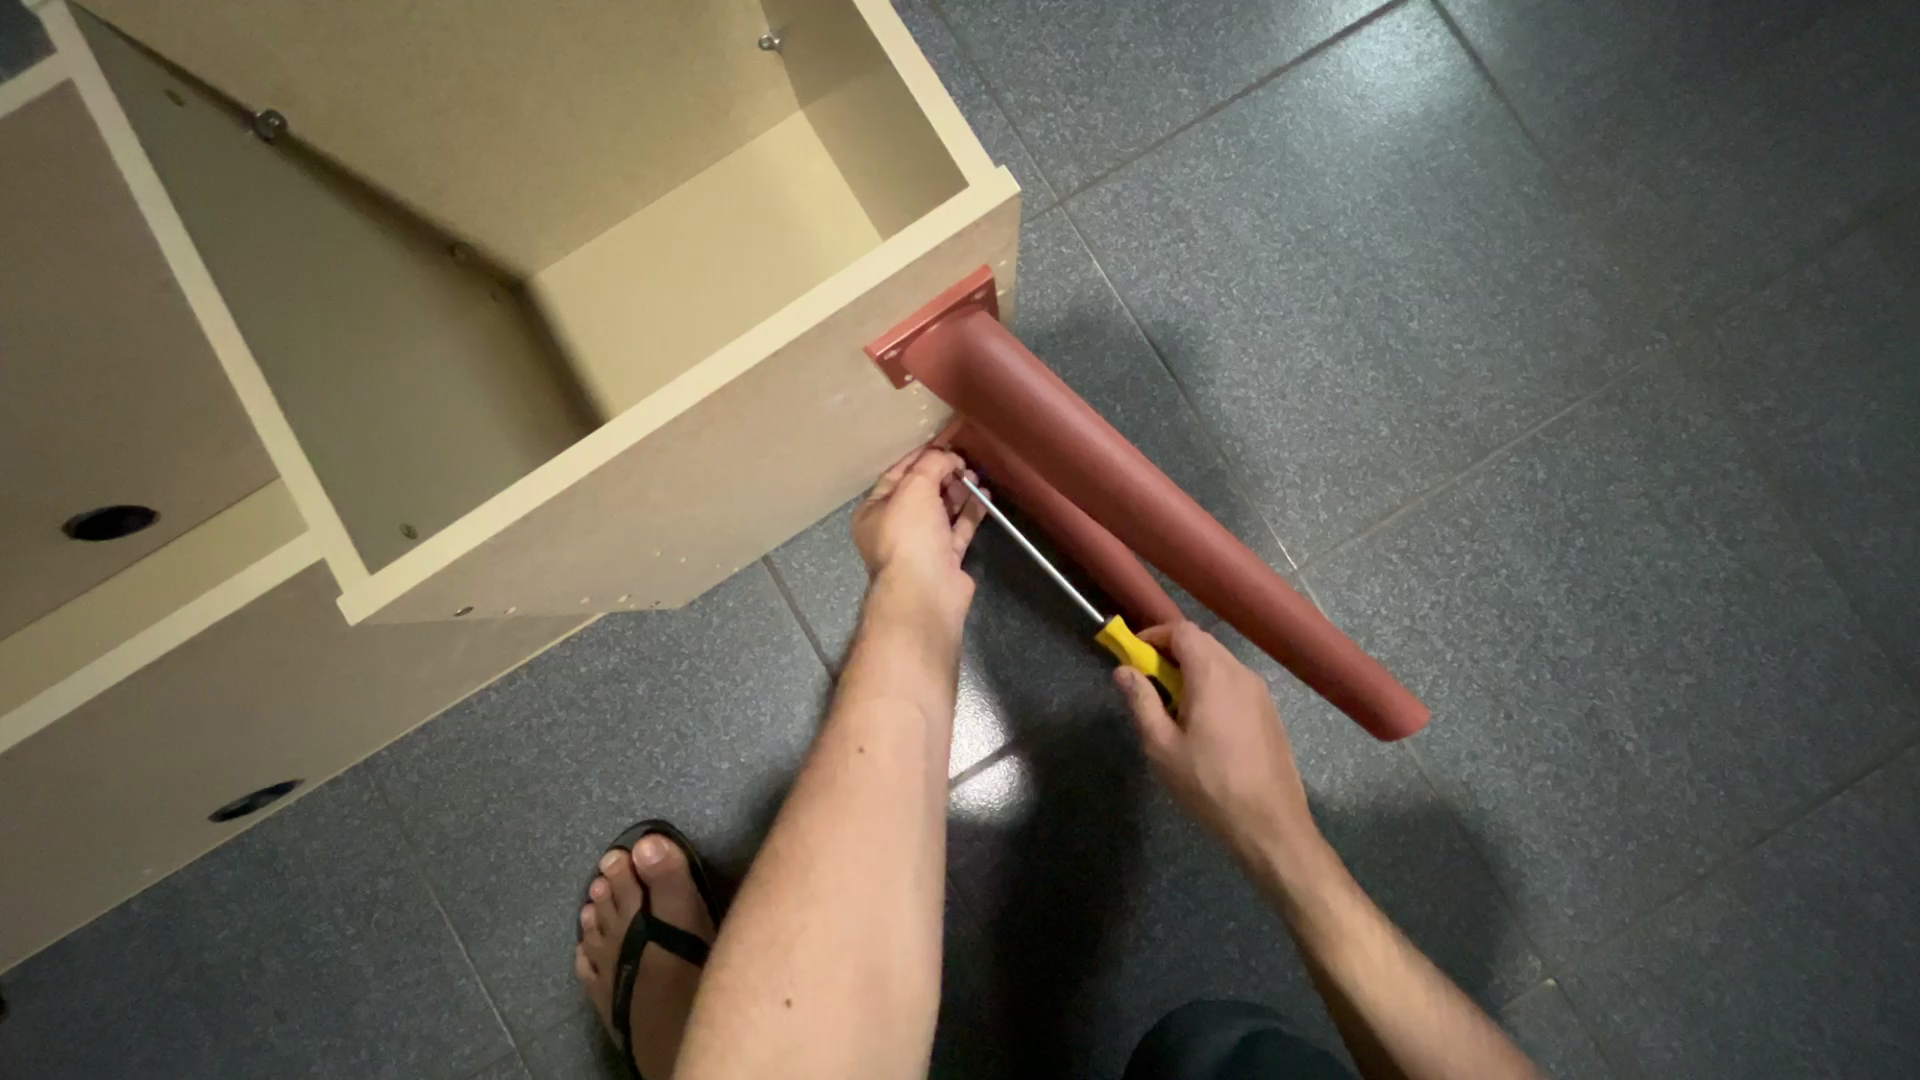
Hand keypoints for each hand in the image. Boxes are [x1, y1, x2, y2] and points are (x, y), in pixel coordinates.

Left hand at [851, 447, 986, 619]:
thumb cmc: (910, 534)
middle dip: (941, 475)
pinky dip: (970, 512)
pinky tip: (985, 495)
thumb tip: (948, 457)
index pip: (896, 475)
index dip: (919, 458)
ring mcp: (921, 545)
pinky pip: (958, 529)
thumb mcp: (914, 487)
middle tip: (964, 462)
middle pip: (920, 493)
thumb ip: (931, 465)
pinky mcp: (945, 559)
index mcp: (874, 511)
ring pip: (941, 511)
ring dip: (958, 491)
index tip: (943, 444)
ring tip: (976, 475)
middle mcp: (894, 528)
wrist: (925, 591)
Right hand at [1114, 622, 1320, 868]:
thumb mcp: (1161, 746)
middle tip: (1148, 681)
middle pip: (1201, 642)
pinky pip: (1234, 682)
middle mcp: (1240, 673)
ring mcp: (1260, 692)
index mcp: (1212, 675)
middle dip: (1170, 653)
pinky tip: (1202, 723)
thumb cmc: (1208, 784)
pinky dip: (1212, 685)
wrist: (1271, 825)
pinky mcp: (1269, 712)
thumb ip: (1141, 700)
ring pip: (1219, 662)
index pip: (1182, 631)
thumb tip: (1123, 671)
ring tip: (1172, 706)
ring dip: (1191, 670)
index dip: (1154, 636)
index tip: (1133, 656)